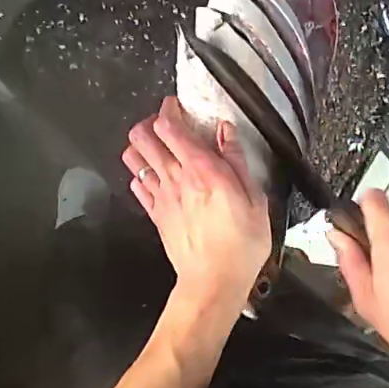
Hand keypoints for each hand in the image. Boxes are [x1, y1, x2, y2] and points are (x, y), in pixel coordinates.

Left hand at [122, 98, 271, 306]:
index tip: (178, 106)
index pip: (170, 127)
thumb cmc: (241, 243)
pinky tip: (157, 177)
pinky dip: (142, 174)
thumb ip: (237, 160)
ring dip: (142, 146)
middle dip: (151, 123)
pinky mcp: (155, 215)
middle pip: (142, 137)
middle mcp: (175, 179)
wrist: (214, 281)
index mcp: (202, 170)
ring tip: (160, 147)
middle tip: (168, 124)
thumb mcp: (254, 199)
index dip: (169, 110)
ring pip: (134, 158)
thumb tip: (226, 131)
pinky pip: (137, 185)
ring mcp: (161, 197)